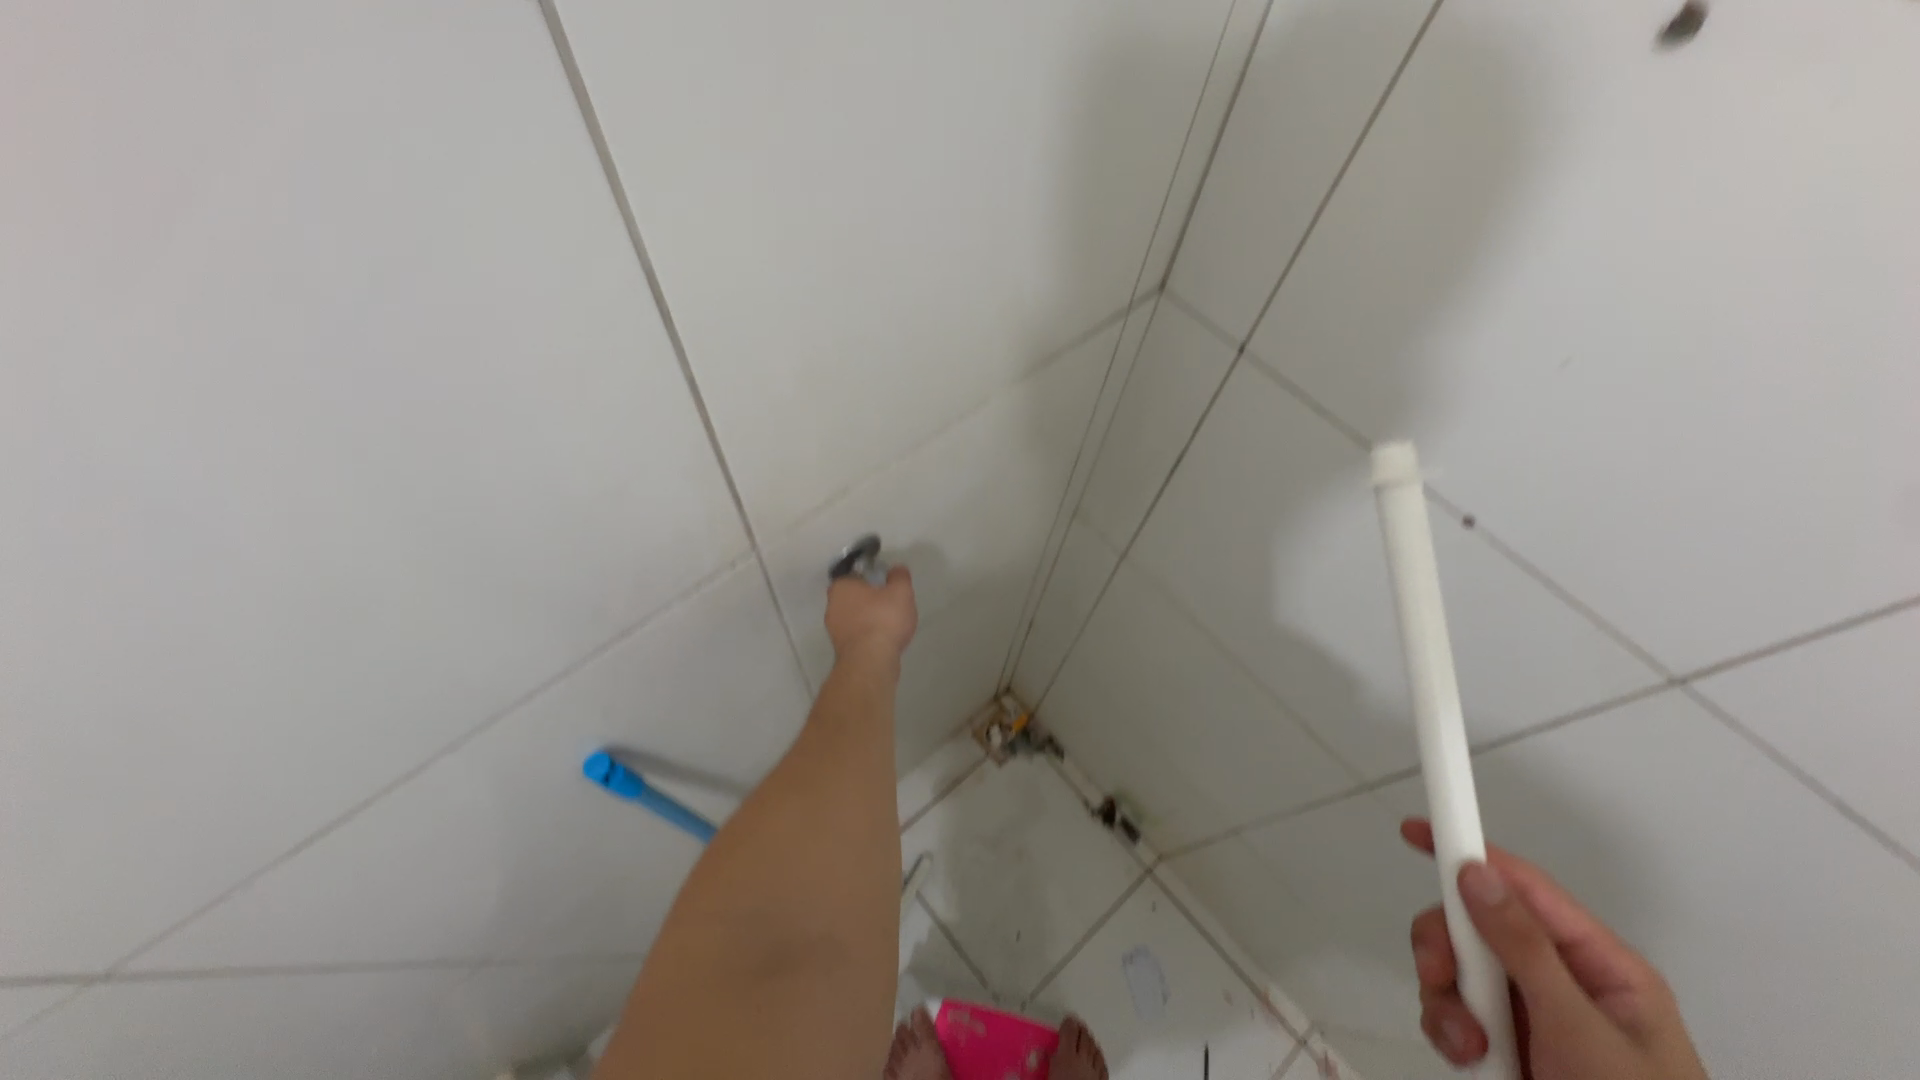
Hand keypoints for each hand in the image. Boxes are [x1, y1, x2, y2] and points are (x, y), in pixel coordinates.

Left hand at [825, 565, 916, 663]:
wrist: (871, 660)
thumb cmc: (883, 619)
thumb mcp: (900, 592)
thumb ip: (899, 577)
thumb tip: (897, 569)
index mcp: (841, 586)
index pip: (853, 575)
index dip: (870, 578)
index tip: (884, 584)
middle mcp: (832, 606)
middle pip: (853, 597)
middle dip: (869, 600)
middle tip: (889, 603)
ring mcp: (834, 629)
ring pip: (854, 618)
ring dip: (868, 619)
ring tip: (890, 624)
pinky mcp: (841, 649)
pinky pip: (857, 635)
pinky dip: (868, 635)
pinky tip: (883, 640)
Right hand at [1401, 819, 1708, 1079]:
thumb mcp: (1580, 1030)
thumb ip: (1525, 950)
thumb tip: (1475, 872)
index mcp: (1597, 965)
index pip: (1523, 887)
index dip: (1469, 852)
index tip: (1415, 829)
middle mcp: (1559, 980)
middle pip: (1476, 928)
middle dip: (1446, 951)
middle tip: (1438, 978)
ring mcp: (1531, 1014)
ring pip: (1458, 972)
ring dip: (1447, 1004)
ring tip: (1468, 1048)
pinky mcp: (1506, 1045)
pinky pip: (1455, 1012)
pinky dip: (1450, 1032)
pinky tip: (1469, 1059)